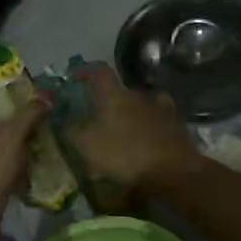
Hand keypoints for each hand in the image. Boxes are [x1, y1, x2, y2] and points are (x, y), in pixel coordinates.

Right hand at [66, 65, 198, 191]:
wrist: (174, 170)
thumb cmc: (126, 155)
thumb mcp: (89, 146)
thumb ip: (73, 130)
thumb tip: (64, 119)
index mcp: (116, 96)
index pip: (99, 72)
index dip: (86, 71)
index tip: (76, 76)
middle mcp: (140, 95)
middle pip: (121, 91)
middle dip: (109, 101)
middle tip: (100, 117)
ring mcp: (162, 108)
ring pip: (142, 104)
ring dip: (132, 113)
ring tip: (126, 130)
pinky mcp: (177, 124)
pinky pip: (159, 119)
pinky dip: (152, 124)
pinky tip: (149, 136)